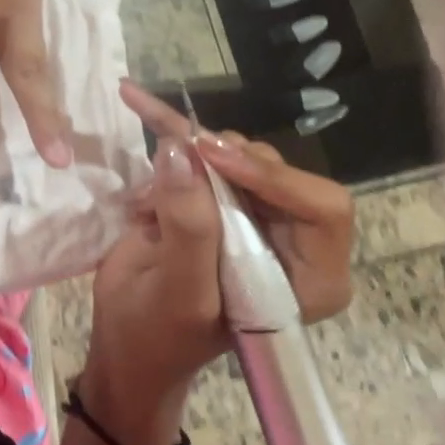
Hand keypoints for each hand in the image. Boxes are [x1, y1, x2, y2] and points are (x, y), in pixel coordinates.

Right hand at [80, 81, 354, 437]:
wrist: (123, 342)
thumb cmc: (158, 332)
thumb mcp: (179, 291)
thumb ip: (191, 228)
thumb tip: (180, 152)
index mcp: (311, 276)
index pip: (321, 205)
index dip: (269, 174)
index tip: (206, 154)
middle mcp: (291, 241)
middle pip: (276, 171)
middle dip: (220, 160)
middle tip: (168, 159)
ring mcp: (251, 219)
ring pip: (236, 157)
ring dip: (187, 157)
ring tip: (145, 190)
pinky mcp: (213, 204)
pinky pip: (201, 157)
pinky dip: (168, 131)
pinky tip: (136, 102)